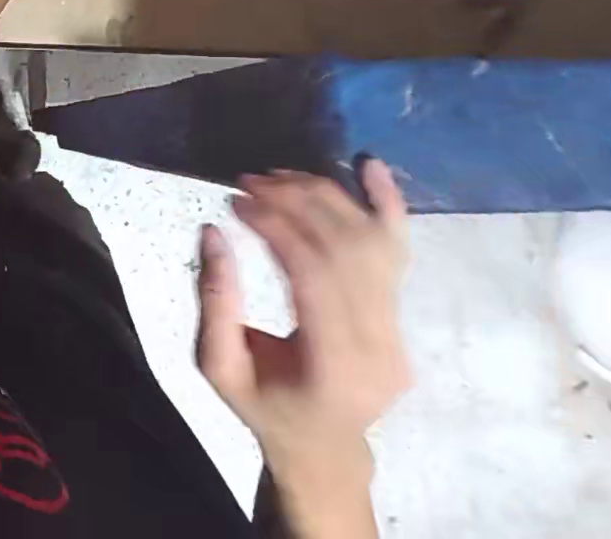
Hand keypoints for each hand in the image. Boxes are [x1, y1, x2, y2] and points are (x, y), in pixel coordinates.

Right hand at [196, 162, 411, 526]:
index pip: (312, 273)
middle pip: (343, 248)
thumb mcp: (220, 367)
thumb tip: (212, 230)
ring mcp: (396, 324)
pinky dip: (386, 201)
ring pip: (368, 239)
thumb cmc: (266, 408)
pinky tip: (370, 165)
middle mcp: (378, 342)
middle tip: (250, 182)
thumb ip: (215, 302)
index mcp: (334, 365)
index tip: (237, 201)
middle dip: (293, 203)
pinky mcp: (398, 308)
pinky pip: (398, 246)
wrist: (325, 445)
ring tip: (279, 178)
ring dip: (322, 196)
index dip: (275, 226)